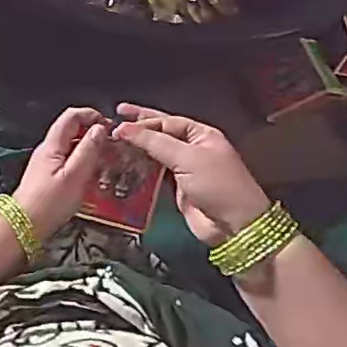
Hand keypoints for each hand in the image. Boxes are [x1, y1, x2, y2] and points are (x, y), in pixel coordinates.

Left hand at [13, 107, 109, 238]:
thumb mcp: (74, 175)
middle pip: (73, 130)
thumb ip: (88, 150)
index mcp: (52, 145)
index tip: (109, 127)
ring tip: (106, 162)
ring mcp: (48, 163)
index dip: (92, 116)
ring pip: (73, 146)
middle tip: (111, 146)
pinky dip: (83, 163)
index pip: (72, 116)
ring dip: (90, 150)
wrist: (24, 226)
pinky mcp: (50, 176)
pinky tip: (92, 176)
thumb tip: (100, 129)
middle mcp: (48, 150)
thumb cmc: (48, 203)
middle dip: (94, 134)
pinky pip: (69, 161)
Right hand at [112, 103, 268, 245]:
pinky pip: (154, 174)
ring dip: (136, 149)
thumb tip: (123, 129)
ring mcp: (184, 169)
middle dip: (137, 129)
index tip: (118, 121)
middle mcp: (192, 148)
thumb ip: (154, 142)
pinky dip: (139, 170)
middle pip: (160, 134)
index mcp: (200, 135)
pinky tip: (124, 166)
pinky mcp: (176, 188)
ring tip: (112, 144)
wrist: (234, 225)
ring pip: (155, 154)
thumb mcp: (187, 158)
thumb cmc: (217, 185)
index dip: (142, 121)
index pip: (166, 122)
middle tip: (112, 122)